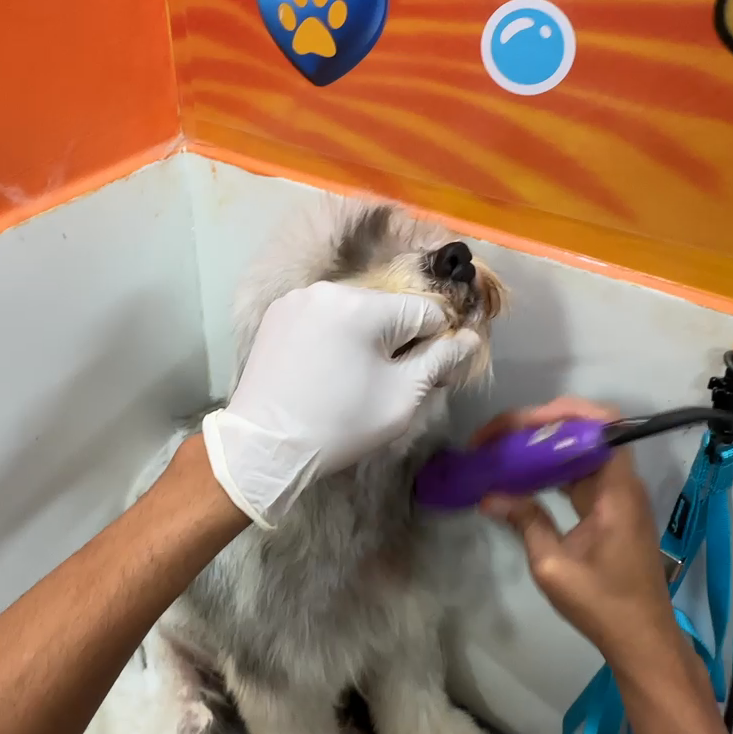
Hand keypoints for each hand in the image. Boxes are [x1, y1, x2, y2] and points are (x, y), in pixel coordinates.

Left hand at [204, 281, 483, 527]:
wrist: (263, 444)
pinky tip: (324, 367)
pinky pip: (324, 315)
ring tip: (350, 377)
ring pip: (355, 310)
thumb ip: (439, 362)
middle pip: (388, 307)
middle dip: (396, 339)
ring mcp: (298, 298)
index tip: (421, 376)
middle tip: (384, 382)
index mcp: (362, 305)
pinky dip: (333, 334)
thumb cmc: (339, 424)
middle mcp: (329, 288)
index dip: (433, 344)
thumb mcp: (400, 398)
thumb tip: (469, 338)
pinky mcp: (277, 313)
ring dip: (365, 335)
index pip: (424, 311)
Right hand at [475, 397, 676, 658]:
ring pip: (579, 449)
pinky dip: (549, 464)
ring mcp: (615, 495)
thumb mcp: (553, 566)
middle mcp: (621, 483)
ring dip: (542, 442)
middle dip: (541, 423)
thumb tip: (488, 494)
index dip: (562, 414)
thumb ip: (525, 521)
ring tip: (503, 446)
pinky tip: (520, 472)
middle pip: (586, 430)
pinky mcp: (608, 508)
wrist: (642, 642)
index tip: (521, 423)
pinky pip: (577, 470)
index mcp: (616, 491)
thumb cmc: (603, 604)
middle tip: (500, 433)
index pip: (601, 426)